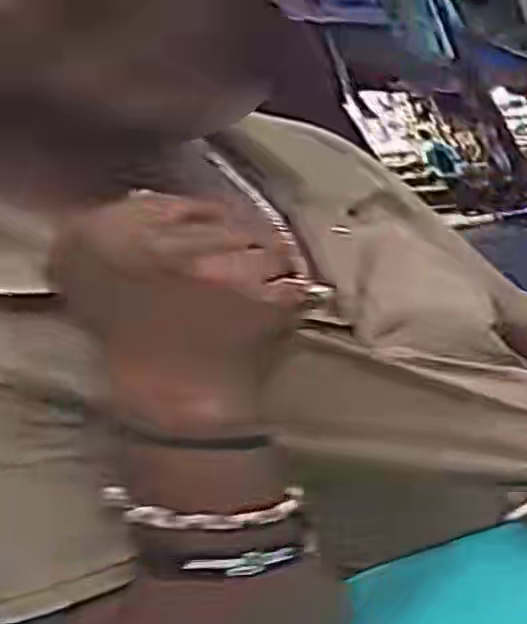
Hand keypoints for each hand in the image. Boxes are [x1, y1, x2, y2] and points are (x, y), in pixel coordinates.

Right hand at [49, 192, 306, 432]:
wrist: (175, 385)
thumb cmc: (138, 336)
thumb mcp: (99, 270)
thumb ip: (131, 231)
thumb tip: (181, 210)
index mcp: (113, 231)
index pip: (181, 204)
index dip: (211, 217)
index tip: (224, 229)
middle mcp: (168, 246)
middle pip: (235, 227)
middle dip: (250, 245)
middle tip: (253, 266)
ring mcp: (223, 272)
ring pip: (272, 252)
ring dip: (279, 268)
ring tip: (268, 287)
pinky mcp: (266, 299)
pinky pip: (297, 286)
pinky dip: (297, 295)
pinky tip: (282, 307)